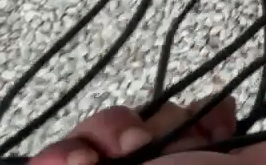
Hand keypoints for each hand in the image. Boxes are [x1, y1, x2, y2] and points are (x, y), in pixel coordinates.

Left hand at [29, 99, 265, 164]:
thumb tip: (44, 163)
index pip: (60, 163)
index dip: (61, 155)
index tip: (79, 160)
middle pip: (101, 135)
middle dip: (115, 131)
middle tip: (132, 146)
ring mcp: (174, 158)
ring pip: (154, 116)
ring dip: (171, 122)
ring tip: (194, 140)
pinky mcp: (216, 137)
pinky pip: (207, 106)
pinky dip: (214, 113)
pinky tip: (221, 130)